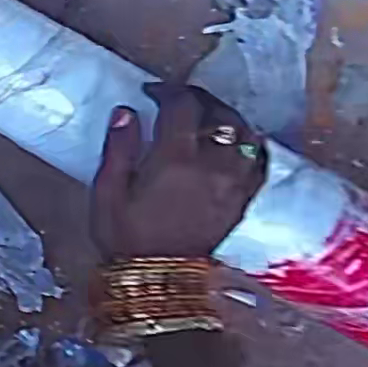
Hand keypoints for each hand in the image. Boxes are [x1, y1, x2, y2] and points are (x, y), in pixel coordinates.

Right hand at [92, 83, 267, 261]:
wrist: (158, 276)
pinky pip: (260, 160)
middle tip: (177, 98)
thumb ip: (118, 148)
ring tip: (205, 115)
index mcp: (175, 159)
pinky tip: (234, 142)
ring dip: (226, 115)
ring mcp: (235, 182)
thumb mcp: (107, 191)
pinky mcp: (244, 198)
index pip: (182, 106)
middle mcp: (213, 165)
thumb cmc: (124, 234)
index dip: (167, 91)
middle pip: (219, 112)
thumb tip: (126, 111)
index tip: (151, 92)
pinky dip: (249, 142)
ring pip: (245, 132)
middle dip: (198, 97)